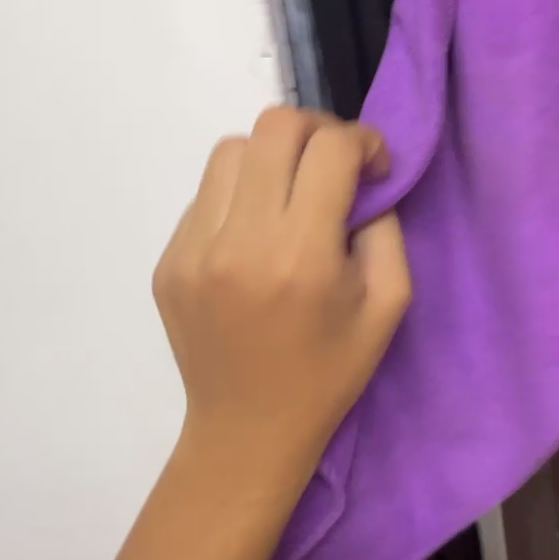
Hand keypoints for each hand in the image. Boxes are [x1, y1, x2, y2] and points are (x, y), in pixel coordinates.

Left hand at [152, 108, 410, 476]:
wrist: (248, 431)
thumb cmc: (331, 369)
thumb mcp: (390, 302)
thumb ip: (386, 228)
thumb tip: (365, 180)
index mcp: (302, 256)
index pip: (331, 149)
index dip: (366, 142)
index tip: (376, 170)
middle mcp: (240, 242)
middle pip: (276, 127)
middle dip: (320, 131)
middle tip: (337, 164)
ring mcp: (193, 249)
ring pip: (234, 147)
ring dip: (276, 155)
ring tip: (294, 192)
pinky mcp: (168, 260)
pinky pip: (208, 190)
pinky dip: (243, 191)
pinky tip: (260, 229)